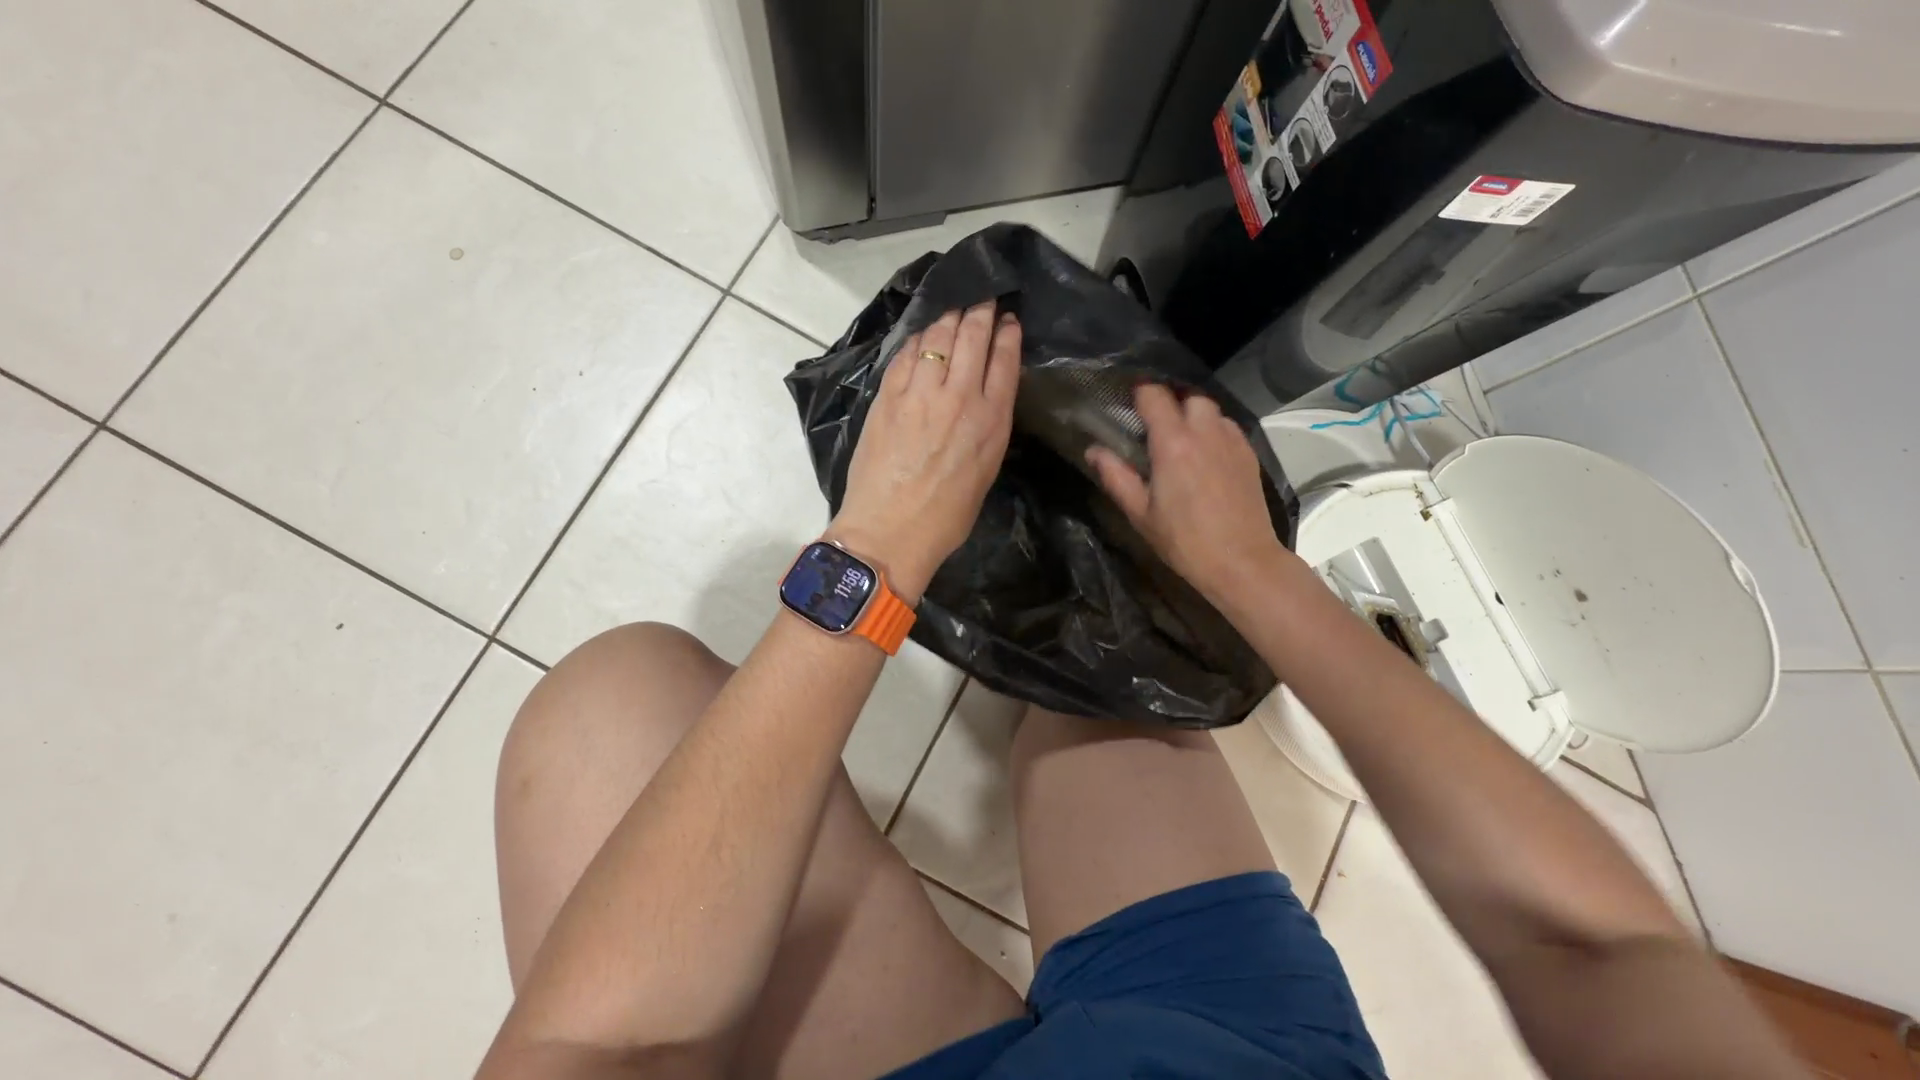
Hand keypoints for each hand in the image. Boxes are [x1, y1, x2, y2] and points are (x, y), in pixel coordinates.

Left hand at [828, 302, 1019, 600]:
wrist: (890, 532)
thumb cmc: (945, 517)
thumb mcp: (986, 471)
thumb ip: (988, 428)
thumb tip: (984, 399)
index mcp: (991, 420)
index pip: (1004, 358)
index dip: (1006, 332)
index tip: (1007, 318)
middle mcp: (960, 397)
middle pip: (972, 336)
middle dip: (979, 311)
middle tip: (981, 299)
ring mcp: (920, 392)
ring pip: (939, 336)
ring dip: (949, 317)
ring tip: (954, 309)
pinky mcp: (888, 395)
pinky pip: (907, 354)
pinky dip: (919, 339)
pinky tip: (923, 337)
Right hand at [1085, 383, 1290, 602]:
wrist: (1241, 561)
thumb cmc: (1184, 541)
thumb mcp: (1140, 513)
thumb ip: (1116, 476)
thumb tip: (1093, 451)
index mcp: (1173, 443)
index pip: (1154, 394)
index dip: (1139, 393)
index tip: (1128, 403)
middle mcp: (1205, 432)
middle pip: (1187, 395)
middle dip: (1170, 401)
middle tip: (1154, 424)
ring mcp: (1232, 441)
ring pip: (1211, 409)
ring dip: (1193, 415)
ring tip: (1181, 439)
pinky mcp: (1249, 455)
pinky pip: (1227, 428)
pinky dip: (1213, 431)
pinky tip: (1204, 456)